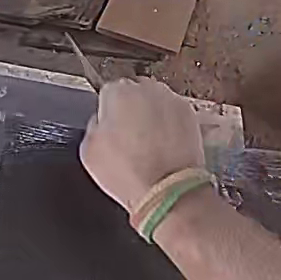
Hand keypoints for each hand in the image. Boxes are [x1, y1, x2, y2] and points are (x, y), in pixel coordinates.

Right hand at [80, 78, 206, 211]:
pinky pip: (173, 115)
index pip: (108, 92)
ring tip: (149, 146)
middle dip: (131, 110)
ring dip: (152, 116)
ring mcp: (172, 100)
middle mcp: (147, 89)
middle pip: (134, 92)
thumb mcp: (89, 151)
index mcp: (117, 92)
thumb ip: (94, 126)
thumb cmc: (127, 172)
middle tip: (129, 138)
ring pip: (156, 102)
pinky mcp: (191, 114)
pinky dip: (170, 126)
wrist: (167, 190)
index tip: (110, 129)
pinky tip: (164, 148)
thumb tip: (101, 122)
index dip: (108, 113)